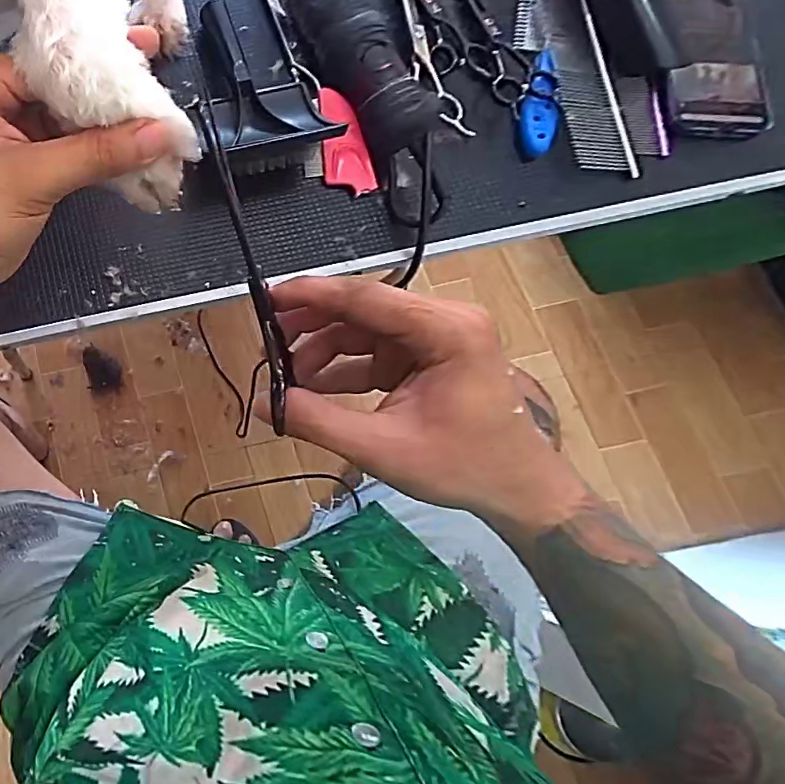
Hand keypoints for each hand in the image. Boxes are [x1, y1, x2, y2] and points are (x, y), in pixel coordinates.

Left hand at [0, 27, 178, 298]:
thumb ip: (98, 152)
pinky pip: (71, 146)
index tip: (145, 51)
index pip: (45, 63)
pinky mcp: (28, 162)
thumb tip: (162, 132)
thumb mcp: (33, 180)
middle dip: (108, 93)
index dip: (95, 61)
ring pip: (70, 119)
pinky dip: (101, 149)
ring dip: (109, 124)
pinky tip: (136, 146)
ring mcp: (11, 133)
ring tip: (157, 113)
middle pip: (61, 88)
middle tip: (157, 81)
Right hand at [256, 276, 586, 531]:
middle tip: (270, 343)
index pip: (366, 297)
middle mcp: (445, 321)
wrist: (518, 489)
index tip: (268, 299)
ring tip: (288, 375)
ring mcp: (438, 337)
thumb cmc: (463, 467)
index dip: (312, 295)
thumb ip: (318, 421)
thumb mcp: (382, 448)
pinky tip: (314, 384)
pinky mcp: (430, 356)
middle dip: (313, 325)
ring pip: (366, 329)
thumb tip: (266, 404)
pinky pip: (378, 351)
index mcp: (446, 330)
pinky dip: (346, 366)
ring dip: (325, 349)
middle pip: (364, 309)